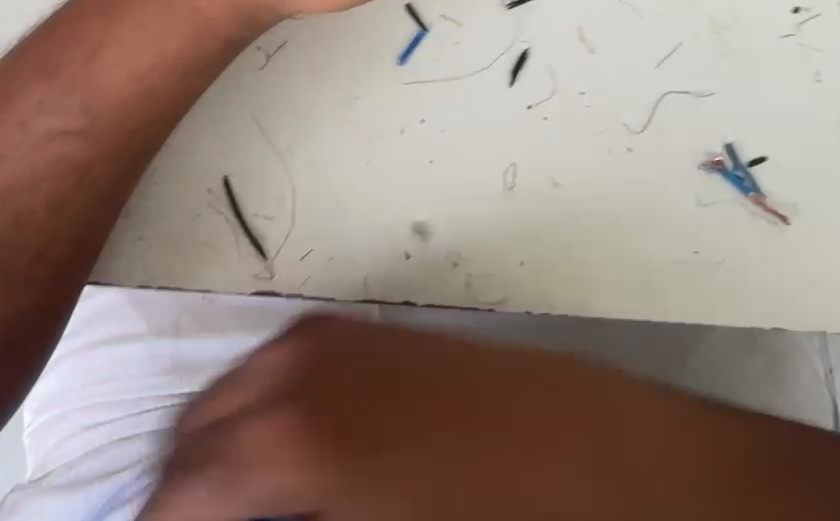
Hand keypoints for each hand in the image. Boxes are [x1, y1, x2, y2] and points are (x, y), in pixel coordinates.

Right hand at [139, 316, 839, 520]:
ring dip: (220, 463)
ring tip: (240, 517)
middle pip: (193, 438)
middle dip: (184, 497)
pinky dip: (261, 427)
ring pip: (232, 402)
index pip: (176, 495)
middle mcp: (295, 368)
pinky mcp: (373, 337)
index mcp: (292, 438)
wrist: (663, 484)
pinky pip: (278, 379)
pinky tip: (296, 478)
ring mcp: (334, 342)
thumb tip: (238, 520)